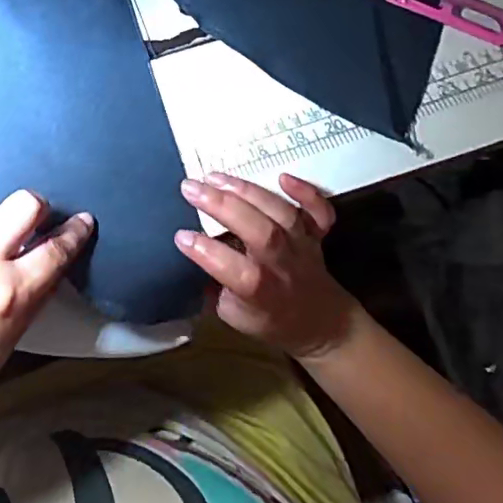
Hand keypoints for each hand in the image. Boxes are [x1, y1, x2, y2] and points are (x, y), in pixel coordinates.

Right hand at [174, 172, 359, 361]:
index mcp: (262, 293)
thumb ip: (213, 284)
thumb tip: (186, 251)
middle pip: (262, 233)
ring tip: (214, 176)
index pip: (238, 273)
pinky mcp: (317, 235)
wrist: (322, 325)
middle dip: (224, 206)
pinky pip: (320, 212)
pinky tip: (283, 177)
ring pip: (282, 215)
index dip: (207, 253)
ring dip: (248, 191)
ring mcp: (304, 247)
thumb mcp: (233, 314)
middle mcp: (285, 266)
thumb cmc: (269, 320)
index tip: (180, 235)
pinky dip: (307, 193)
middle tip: (189, 187)